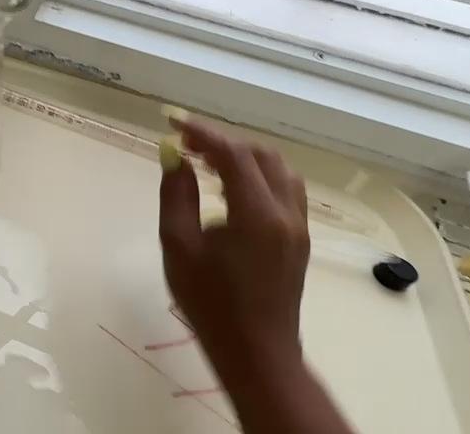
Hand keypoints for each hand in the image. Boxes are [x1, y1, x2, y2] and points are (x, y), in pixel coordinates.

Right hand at [159, 116, 311, 387]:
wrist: (254, 348)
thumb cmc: (208, 297)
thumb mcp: (177, 241)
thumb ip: (176, 193)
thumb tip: (174, 155)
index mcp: (257, 215)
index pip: (234, 155)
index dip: (202, 132)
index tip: (171, 121)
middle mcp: (286, 216)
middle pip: (262, 157)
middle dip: (222, 141)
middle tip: (185, 144)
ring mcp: (298, 228)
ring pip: (280, 172)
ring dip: (243, 157)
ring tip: (205, 160)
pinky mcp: (297, 240)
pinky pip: (284, 191)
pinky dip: (256, 175)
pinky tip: (226, 185)